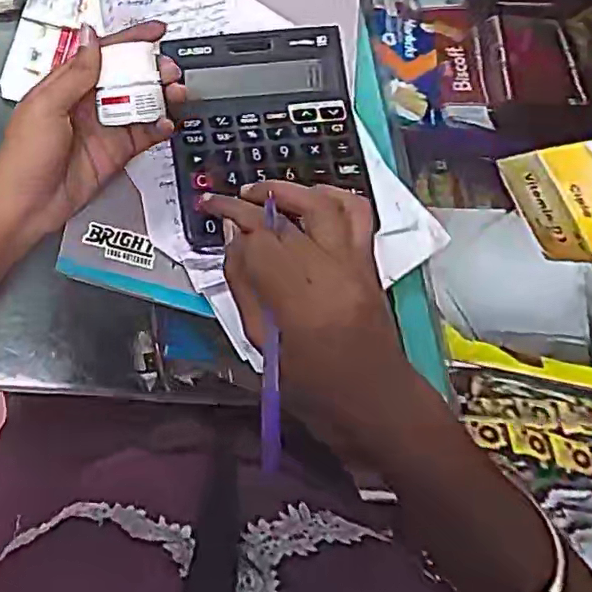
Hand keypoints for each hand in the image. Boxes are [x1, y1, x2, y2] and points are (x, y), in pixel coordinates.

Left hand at [0, 22, 184, 243]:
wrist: (26, 206)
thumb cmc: (24, 156)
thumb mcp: (46, 106)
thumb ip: (75, 73)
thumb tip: (91, 37)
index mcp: (66, 86)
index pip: (102, 54)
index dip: (130, 41)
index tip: (156, 32)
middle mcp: (86, 104)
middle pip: (126, 77)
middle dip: (151, 69)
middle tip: (169, 69)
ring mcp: (102, 128)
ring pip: (139, 103)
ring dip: (160, 95)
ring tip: (175, 92)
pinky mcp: (115, 152)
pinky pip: (144, 134)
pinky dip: (159, 126)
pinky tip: (167, 122)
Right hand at [199, 182, 427, 457]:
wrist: (378, 401)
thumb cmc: (314, 387)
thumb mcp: (261, 344)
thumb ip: (243, 287)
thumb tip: (231, 240)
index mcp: (300, 304)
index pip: (259, 242)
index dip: (231, 223)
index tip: (213, 216)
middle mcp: (332, 275)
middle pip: (284, 220)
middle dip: (246, 205)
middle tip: (221, 202)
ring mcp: (356, 264)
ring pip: (321, 205)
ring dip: (286, 190)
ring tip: (258, 191)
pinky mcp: (370, 261)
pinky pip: (357, 213)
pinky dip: (331, 195)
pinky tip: (308, 195)